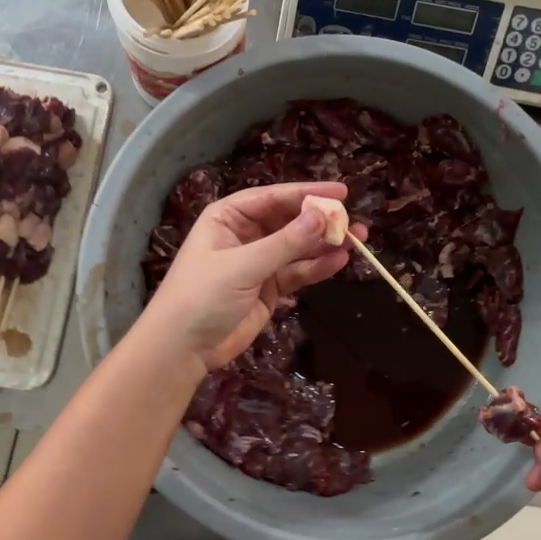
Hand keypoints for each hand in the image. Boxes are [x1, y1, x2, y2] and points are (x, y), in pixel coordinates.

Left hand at [133, 182, 361, 378]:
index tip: (341, 191)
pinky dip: (317, 267)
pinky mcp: (268, 289)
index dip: (307, 193)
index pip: (273, 197)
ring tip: (358, 240)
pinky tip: (340, 262)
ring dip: (324, 244)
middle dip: (320, 221)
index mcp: (228, 217)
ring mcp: (258, 263)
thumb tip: (323, 216)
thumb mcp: (244, 265)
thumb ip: (286, 242)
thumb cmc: (202, 296)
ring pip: (298, 247)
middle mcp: (245, 235)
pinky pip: (297, 272)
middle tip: (353, 221)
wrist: (181, 348)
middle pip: (289, 221)